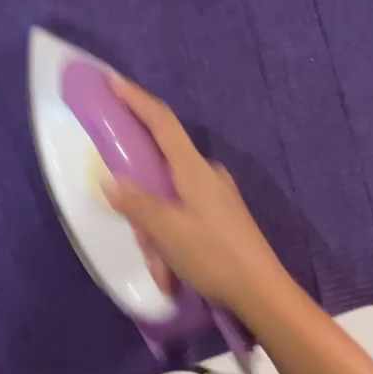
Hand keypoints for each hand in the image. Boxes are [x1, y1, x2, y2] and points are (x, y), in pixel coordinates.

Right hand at [102, 76, 297, 319]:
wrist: (262, 292)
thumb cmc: (214, 256)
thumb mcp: (167, 231)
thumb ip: (136, 203)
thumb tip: (110, 179)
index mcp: (194, 168)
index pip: (161, 121)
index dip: (135, 99)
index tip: (111, 81)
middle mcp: (206, 174)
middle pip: (158, 170)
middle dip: (141, 207)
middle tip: (145, 242)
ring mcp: (216, 196)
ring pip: (167, 202)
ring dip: (157, 236)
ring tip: (165, 271)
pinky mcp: (220, 217)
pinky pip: (181, 219)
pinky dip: (170, 244)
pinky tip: (174, 274)